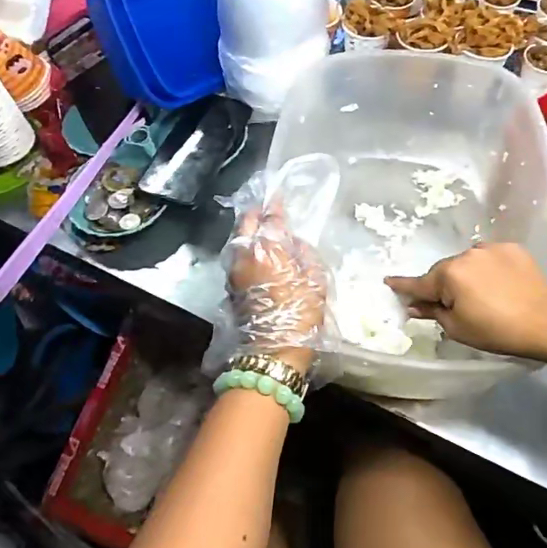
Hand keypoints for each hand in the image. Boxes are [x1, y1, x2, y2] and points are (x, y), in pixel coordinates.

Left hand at [226, 206, 325, 364]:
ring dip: (248, 231)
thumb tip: (296, 243)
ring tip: (261, 227)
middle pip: (245, 225)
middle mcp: (245, 255)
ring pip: (237, 241)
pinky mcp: (230, 287)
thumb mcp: (315, 282)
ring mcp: (233, 272)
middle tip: (266, 207)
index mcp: (267, 249)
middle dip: (255, 213)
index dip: (275, 205)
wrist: (271, 353)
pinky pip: (237, 257)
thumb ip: (306, 255)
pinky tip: (258, 251)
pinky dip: (246, 248)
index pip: (270, 219)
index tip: (278, 194)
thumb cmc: (299, 315)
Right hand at [385, 244, 546, 360]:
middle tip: (450, 307)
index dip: (403, 285)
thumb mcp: (459, 328)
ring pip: (468, 263)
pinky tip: (500, 287)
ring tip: (482, 298)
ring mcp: (491, 248)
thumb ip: (434, 312)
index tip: (388, 281)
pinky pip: (490, 259)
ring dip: (467, 276)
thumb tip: (415, 304)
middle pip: (445, 271)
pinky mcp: (513, 248)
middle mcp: (467, 254)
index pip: (420, 282)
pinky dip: (489, 270)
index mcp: (450, 274)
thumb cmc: (497, 330)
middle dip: (444, 286)